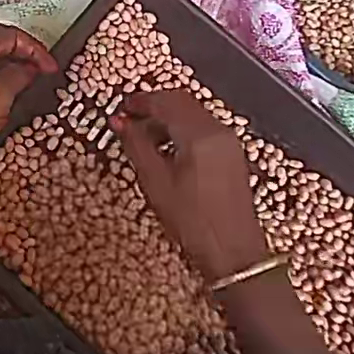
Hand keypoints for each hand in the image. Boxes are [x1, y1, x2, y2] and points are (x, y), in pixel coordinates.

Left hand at [0, 20, 57, 200]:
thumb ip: (18, 74)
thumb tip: (33, 68)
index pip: (6, 34)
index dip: (33, 47)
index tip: (52, 67)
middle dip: (24, 51)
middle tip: (46, 67)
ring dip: (17, 68)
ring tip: (37, 81)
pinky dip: (8, 86)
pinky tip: (19, 99)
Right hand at [111, 90, 270, 281]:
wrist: (233, 253)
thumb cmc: (192, 221)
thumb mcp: (156, 182)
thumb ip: (136, 145)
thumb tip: (120, 121)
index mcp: (200, 134)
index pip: (166, 101)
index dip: (140, 101)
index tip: (121, 108)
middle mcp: (218, 130)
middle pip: (182, 102)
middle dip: (154, 106)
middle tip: (129, 119)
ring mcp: (229, 142)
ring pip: (193, 114)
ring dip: (168, 119)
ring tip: (144, 139)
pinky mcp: (232, 154)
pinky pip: (204, 129)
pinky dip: (182, 131)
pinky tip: (167, 150)